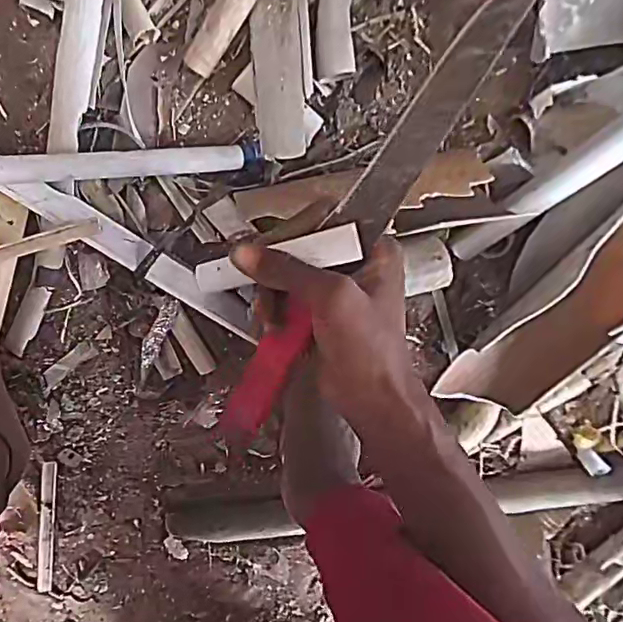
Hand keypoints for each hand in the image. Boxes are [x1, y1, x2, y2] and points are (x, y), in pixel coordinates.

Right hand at [230, 238, 426, 440]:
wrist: (370, 398)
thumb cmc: (373, 352)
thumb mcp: (331, 298)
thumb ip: (288, 270)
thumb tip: (249, 254)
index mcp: (373, 250)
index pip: (323, 223)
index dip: (293, 235)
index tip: (267, 250)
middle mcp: (353, 266)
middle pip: (297, 250)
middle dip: (276, 274)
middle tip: (269, 290)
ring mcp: (332, 292)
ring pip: (284, 278)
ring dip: (271, 297)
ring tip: (275, 318)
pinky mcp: (315, 315)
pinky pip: (282, 302)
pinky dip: (273, 313)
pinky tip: (276, 327)